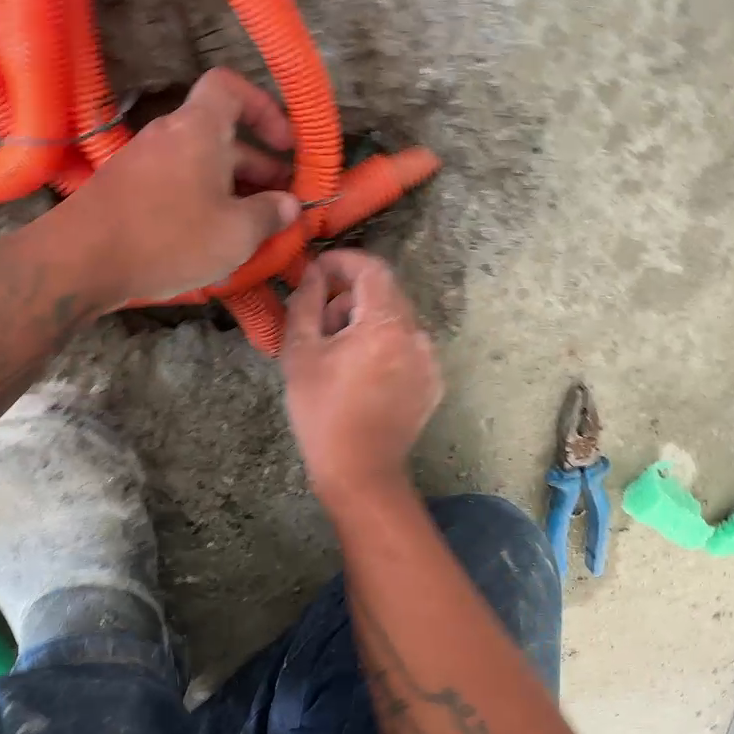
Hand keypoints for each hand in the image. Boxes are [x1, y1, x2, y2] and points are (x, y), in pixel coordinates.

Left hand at [33, 68, 302, 302]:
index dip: (264, 109)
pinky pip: (180, 187)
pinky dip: (205, 205)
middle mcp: (170, 135)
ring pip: (202, 167)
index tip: (287, 144)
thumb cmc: (170, 239)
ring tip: (257, 230)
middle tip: (285, 204)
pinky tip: (216, 242)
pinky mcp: (130, 191)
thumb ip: (270, 215)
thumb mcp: (236, 234)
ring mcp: (146, 162)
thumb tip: (289, 204)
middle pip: (222, 137)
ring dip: (234, 192)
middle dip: (259, 168)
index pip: (230, 89)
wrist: (82, 260)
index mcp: (199, 130)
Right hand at [282, 251, 442, 507]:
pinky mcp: (433, 384)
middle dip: (351, 296)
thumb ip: (307, 302)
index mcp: (385, 324)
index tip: (318, 271)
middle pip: (386, 294)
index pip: (371, 269)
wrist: (360, 471)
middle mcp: (416, 335)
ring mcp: (430, 361)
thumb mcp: (300, 353)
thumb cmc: (322, 413)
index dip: (343, 262)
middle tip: (321, 322)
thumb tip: (315, 274)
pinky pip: (409, 348)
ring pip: (398, 321)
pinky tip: (363, 376)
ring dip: (369, 322)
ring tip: (340, 353)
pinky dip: (386, 347)